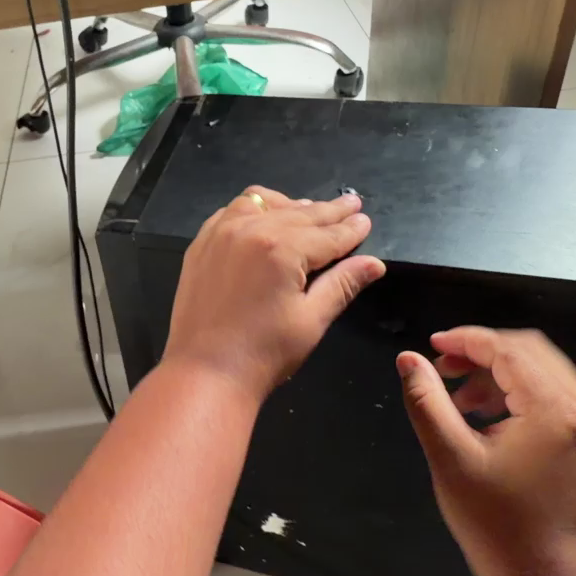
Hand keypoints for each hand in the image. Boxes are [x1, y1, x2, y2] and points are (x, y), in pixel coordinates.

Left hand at [161, 186, 384, 402]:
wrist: (204, 372)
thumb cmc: (263, 354)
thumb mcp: (311, 320)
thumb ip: (342, 284)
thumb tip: (374, 263)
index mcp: (282, 249)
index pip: (327, 235)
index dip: (351, 229)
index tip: (366, 219)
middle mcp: (250, 230)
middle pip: (299, 214)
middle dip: (328, 212)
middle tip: (351, 204)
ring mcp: (220, 233)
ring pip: (263, 203)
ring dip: (290, 205)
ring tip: (311, 211)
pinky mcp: (201, 244)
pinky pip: (231, 211)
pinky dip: (255, 209)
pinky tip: (266, 217)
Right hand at [397, 327, 575, 575]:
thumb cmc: (497, 525)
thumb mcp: (451, 459)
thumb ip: (426, 401)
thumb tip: (408, 359)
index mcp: (554, 409)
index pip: (508, 350)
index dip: (466, 340)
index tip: (431, 347)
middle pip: (530, 351)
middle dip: (481, 352)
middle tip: (441, 369)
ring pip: (542, 371)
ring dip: (497, 373)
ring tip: (459, 399)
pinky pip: (553, 395)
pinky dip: (517, 393)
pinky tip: (485, 418)